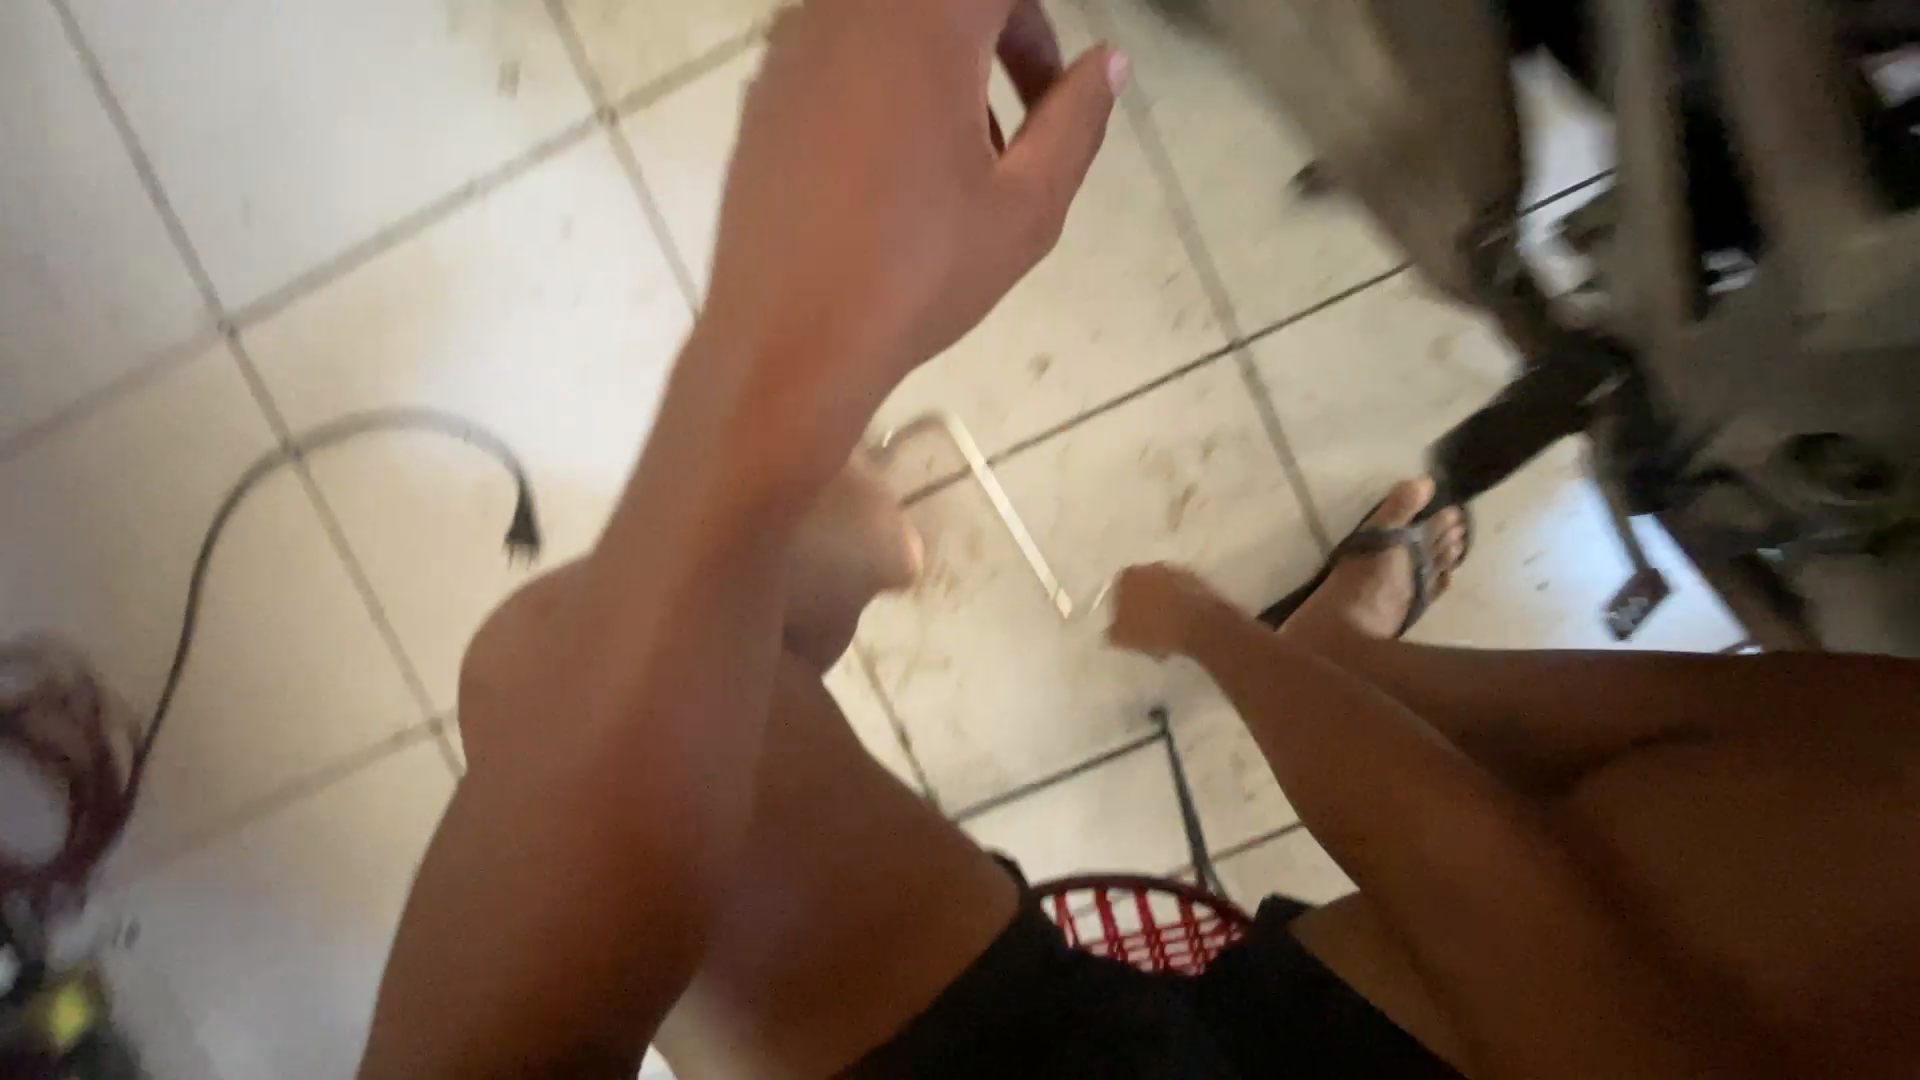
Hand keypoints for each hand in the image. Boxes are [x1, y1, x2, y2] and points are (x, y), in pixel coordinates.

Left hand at [700, 0, 1127, 454]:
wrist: (790, 342)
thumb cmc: (919, 278)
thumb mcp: (1027, 211)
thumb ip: (1076, 121)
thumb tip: (1107, 62)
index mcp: (923, 19)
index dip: (1037, 31)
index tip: (1050, 93)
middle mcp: (847, 9)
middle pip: (942, 2)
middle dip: (993, 44)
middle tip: (1012, 131)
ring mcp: (790, 51)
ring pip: (887, 28)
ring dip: (936, 74)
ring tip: (947, 172)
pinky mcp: (760, 100)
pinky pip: (836, 65)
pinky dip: (879, 95)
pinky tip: (882, 183)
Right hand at [1107, 563, 1227, 659]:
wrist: (1198, 625)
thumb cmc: (1154, 629)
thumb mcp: (1123, 638)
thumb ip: (1112, 632)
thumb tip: (1110, 632)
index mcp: (1127, 576)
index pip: (1117, 592)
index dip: (1121, 612)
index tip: (1127, 628)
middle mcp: (1150, 567)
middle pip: (1141, 589)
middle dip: (1143, 607)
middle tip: (1146, 631)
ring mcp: (1175, 571)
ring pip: (1162, 591)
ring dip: (1162, 607)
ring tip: (1165, 632)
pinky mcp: (1197, 580)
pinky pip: (1181, 595)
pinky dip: (1179, 607)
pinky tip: (1181, 626)